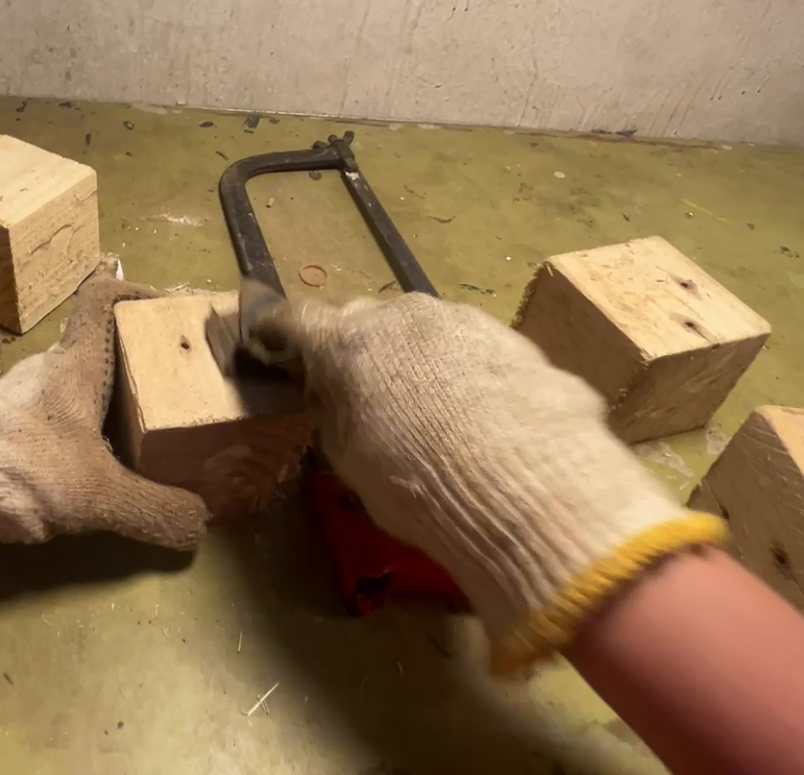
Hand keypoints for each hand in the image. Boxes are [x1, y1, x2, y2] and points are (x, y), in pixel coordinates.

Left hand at [0, 260, 208, 623]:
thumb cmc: (26, 469)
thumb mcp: (100, 495)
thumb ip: (153, 509)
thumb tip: (199, 525)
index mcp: (73, 366)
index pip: (100, 300)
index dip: (129, 289)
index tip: (157, 301)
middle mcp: (38, 368)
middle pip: (83, 347)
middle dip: (116, 364)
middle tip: (147, 391)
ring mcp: (3, 393)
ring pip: (52, 383)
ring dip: (80, 400)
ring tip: (107, 436)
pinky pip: (24, 414)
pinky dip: (47, 429)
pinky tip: (54, 466)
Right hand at [255, 293, 724, 673]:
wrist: (530, 488)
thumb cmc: (417, 482)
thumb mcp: (349, 459)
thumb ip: (334, 412)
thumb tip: (332, 394)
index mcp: (345, 341)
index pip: (293, 318)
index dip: (280, 333)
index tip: (273, 346)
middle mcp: (398, 315)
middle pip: (361, 320)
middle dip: (354, 347)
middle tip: (359, 387)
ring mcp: (458, 319)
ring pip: (419, 329)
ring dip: (412, 355)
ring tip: (430, 404)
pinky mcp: (510, 335)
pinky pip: (470, 345)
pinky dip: (463, 369)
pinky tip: (482, 412)